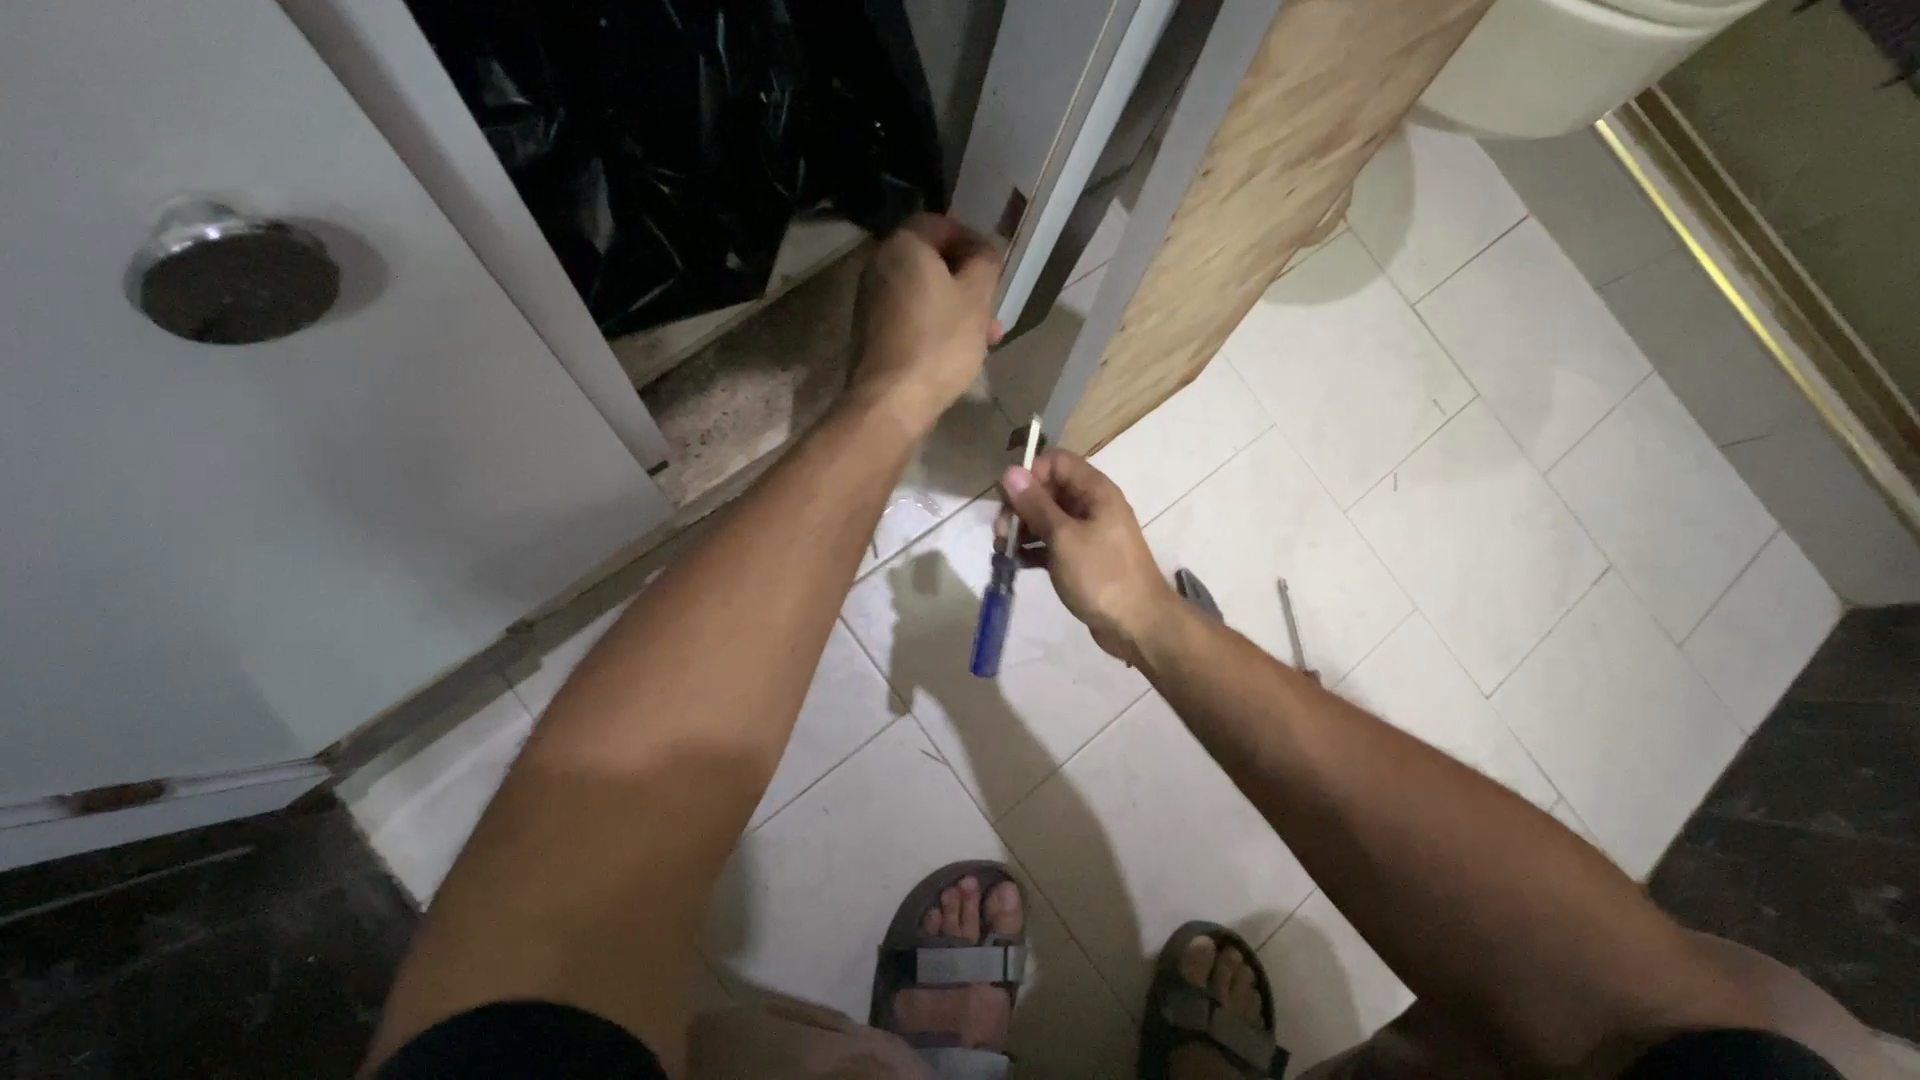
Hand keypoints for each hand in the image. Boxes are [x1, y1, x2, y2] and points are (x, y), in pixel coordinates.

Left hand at [849, 213, 1004, 436]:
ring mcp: (871, 301)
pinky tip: (957, 351)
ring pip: (923, 293)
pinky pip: (909, 317)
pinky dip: (934, 325)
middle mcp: (879, 266)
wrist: (892, 401)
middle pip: (930, 261)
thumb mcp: (977, 297)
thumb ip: (985, 263)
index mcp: (903, 246)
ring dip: (955, 307)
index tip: (993, 265)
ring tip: (986, 335)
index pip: (940, 223)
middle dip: (966, 281)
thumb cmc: (940, 342)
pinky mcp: (871, 333)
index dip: (971, 239)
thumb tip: (982, 252)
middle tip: (992, 305)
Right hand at [998, 450, 1177, 664]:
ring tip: (1003, 550)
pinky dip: (1034, 549)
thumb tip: (1010, 471)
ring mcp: (1089, 533)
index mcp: (1095, 491)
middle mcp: (1093, 505)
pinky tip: (1015, 563)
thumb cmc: (1102, 575)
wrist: (1138, 624)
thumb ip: (1035, 504)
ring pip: (1048, 518)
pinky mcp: (1083, 558)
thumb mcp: (1063, 537)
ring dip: (1023, 529)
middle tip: (1001, 532)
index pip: (1056, 461)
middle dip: (1021, 506)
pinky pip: (1052, 543)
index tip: (1010, 500)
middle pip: (1048, 489)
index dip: (1030, 474)